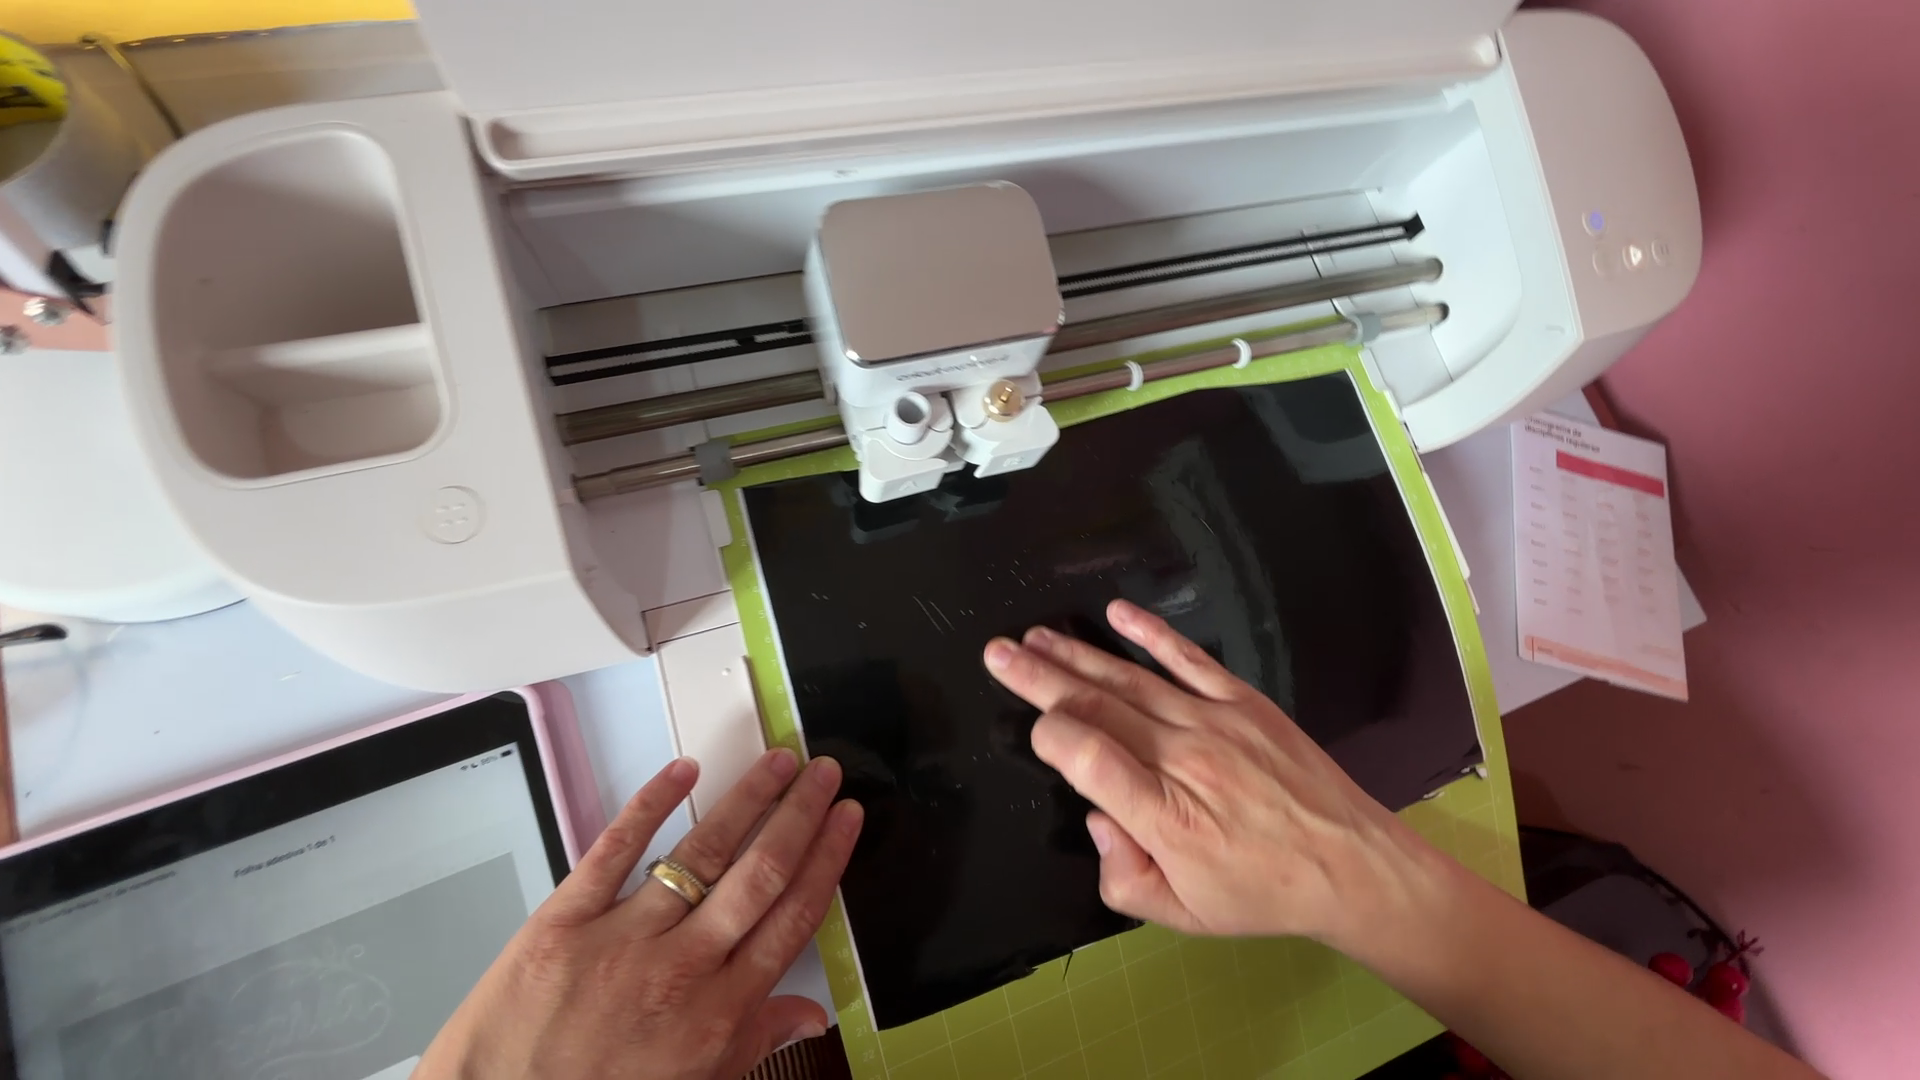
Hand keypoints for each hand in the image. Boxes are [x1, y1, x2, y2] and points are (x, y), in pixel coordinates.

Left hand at [416, 750, 863, 1079]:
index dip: (827, 859)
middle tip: (824, 772)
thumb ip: (756, 1041)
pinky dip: (652, 804)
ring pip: (703, 852)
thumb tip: (813, 1014)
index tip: (847, 817)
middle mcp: (681, 969)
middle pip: (760, 874)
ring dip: (748, 799)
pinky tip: (685, 772)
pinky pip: (616, 851)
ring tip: (779, 761)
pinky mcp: (565, 920)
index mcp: (717, 1013)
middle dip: (800, 815)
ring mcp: (622, 939)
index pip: (793, 917)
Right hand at [983, 599, 1432, 946]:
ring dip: (1076, 655)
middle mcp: (1183, 759)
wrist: (1352, 865)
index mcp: (1165, 817)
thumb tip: (1095, 816)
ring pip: (1130, 679)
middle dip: (1039, 678)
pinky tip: (1117, 613)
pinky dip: (1151, 634)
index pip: (1089, 758)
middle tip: (998, 653)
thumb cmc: (1261, 893)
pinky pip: (1190, 659)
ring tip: (1035, 637)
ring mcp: (1214, 721)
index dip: (1051, 734)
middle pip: (1097, 707)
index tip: (1033, 726)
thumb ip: (1121, 877)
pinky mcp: (1242, 701)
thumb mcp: (1183, 915)